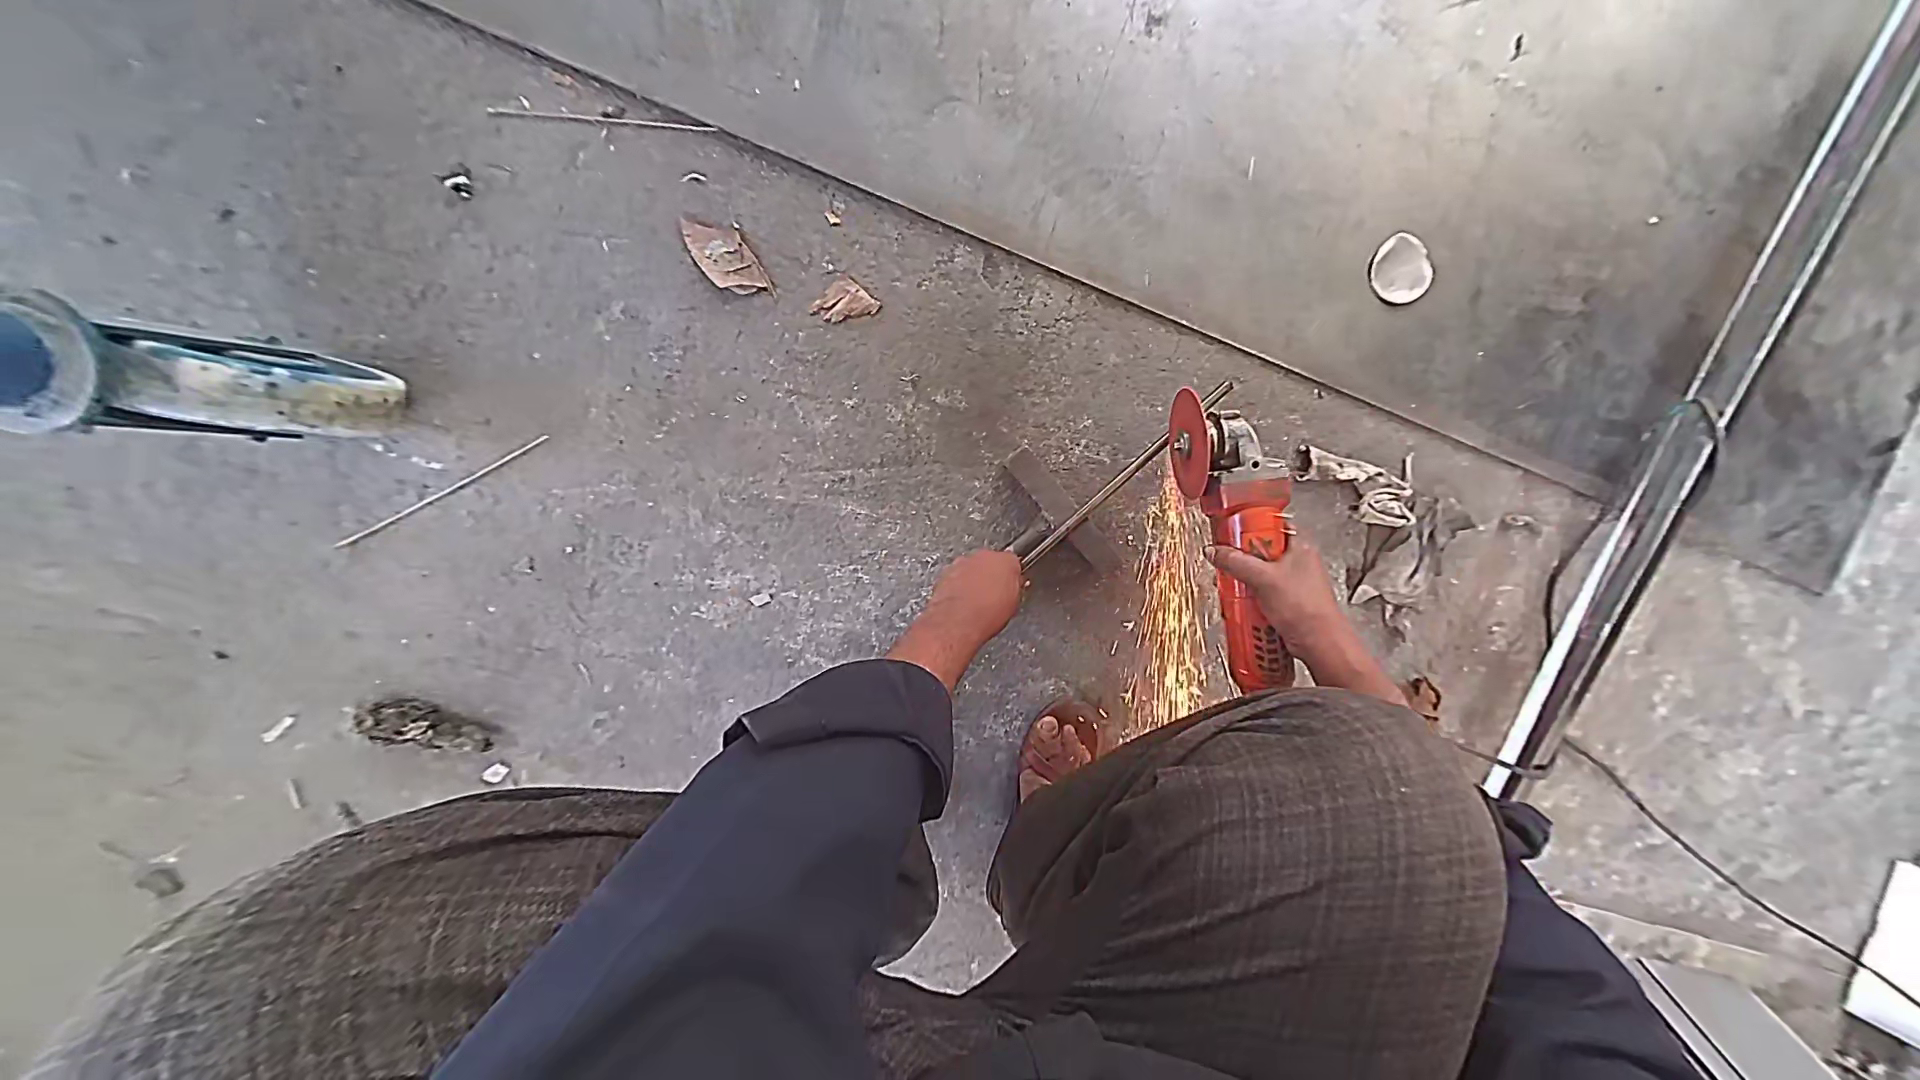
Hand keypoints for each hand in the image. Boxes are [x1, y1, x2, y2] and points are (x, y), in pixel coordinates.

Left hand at [923, 549, 1023, 641]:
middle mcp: (983, 557)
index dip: (1011, 576)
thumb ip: (1014, 588)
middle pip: (990, 562)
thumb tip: (1012, 588)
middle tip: (992, 595)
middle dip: (990, 575)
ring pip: (971, 568)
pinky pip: (955, 577)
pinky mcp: (946, 573)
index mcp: (1005, 561)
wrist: (958, 622)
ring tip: (975, 601)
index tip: (1010, 586)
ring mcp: (962, 563)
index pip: (1012, 562)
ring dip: (973, 580)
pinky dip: (958, 586)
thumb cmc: (986, 614)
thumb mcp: (1013, 604)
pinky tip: (962, 602)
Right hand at [1205, 534, 1343, 644]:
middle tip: (1228, 563)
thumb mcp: (1263, 578)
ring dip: (1243, 580)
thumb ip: (1235, 562)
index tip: (1230, 531)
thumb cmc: (1305, 608)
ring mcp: (1290, 583)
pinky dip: (1249, 597)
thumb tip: (1214, 551)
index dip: (1250, 526)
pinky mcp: (1284, 601)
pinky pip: (1259, 592)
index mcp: (1299, 547)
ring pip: (1258, 573)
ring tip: (1234, 586)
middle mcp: (1296, 562)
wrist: (1319, 643)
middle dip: (1241, 559)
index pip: (1271, 524)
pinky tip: (1242, 603)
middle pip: (1260, 551)